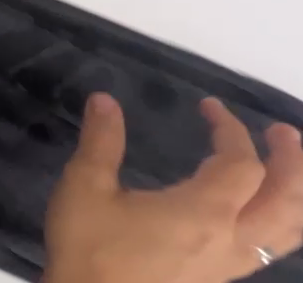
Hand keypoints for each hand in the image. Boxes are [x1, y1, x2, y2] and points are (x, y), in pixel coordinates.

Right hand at [45, 94, 302, 282]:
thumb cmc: (90, 240)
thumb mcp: (85, 185)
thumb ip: (101, 142)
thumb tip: (105, 100)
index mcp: (201, 210)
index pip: (239, 165)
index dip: (231, 131)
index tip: (208, 105)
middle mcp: (232, 236)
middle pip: (286, 200)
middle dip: (292, 163)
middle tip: (284, 132)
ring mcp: (234, 258)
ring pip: (290, 227)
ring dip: (297, 193)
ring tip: (289, 168)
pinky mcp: (225, 271)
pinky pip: (275, 242)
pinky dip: (285, 218)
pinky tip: (264, 212)